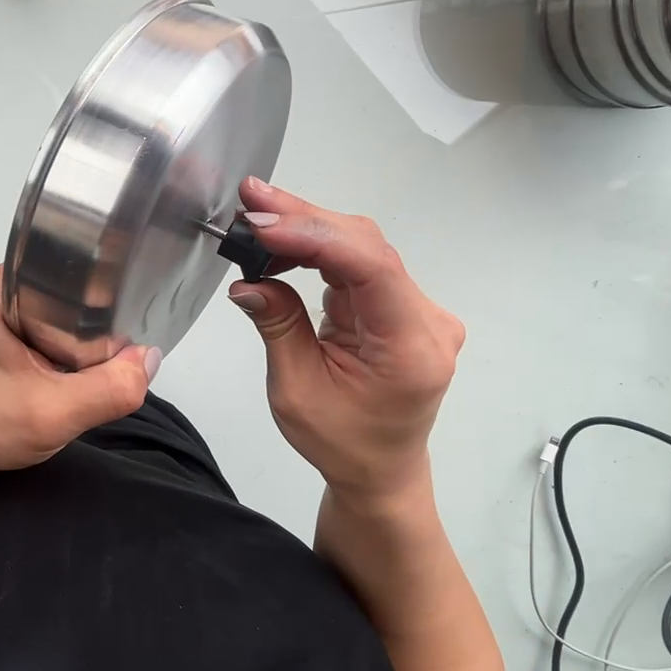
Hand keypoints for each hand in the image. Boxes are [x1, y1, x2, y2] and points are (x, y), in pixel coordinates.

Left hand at [0, 266, 157, 473]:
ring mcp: (11, 310)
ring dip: (97, 332)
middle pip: (77, 288)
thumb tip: (151, 358)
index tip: (139, 308)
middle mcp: (6, 288)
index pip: (72, 268)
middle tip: (135, 337)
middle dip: (107, 313)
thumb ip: (107, 390)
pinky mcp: (19, 333)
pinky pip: (65, 328)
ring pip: (74, 311)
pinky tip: (98, 361)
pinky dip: (83, 345)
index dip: (109, 287)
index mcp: (3, 286)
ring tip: (121, 349)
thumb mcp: (52, 414)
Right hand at [227, 179, 464, 501]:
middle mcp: (424, 319)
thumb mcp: (296, 392)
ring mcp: (414, 309)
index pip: (371, 268)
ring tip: (255, 214)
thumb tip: (246, 281)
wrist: (380, 470)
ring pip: (360, 249)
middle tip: (250, 201)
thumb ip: (278, 327)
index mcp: (410, 347)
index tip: (262, 224)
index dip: (316, 237)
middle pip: (366, 248)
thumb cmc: (340, 443)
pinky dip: (314, 249)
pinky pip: (355, 264)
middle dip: (305, 220)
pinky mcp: (396, 306)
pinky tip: (278, 240)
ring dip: (306, 228)